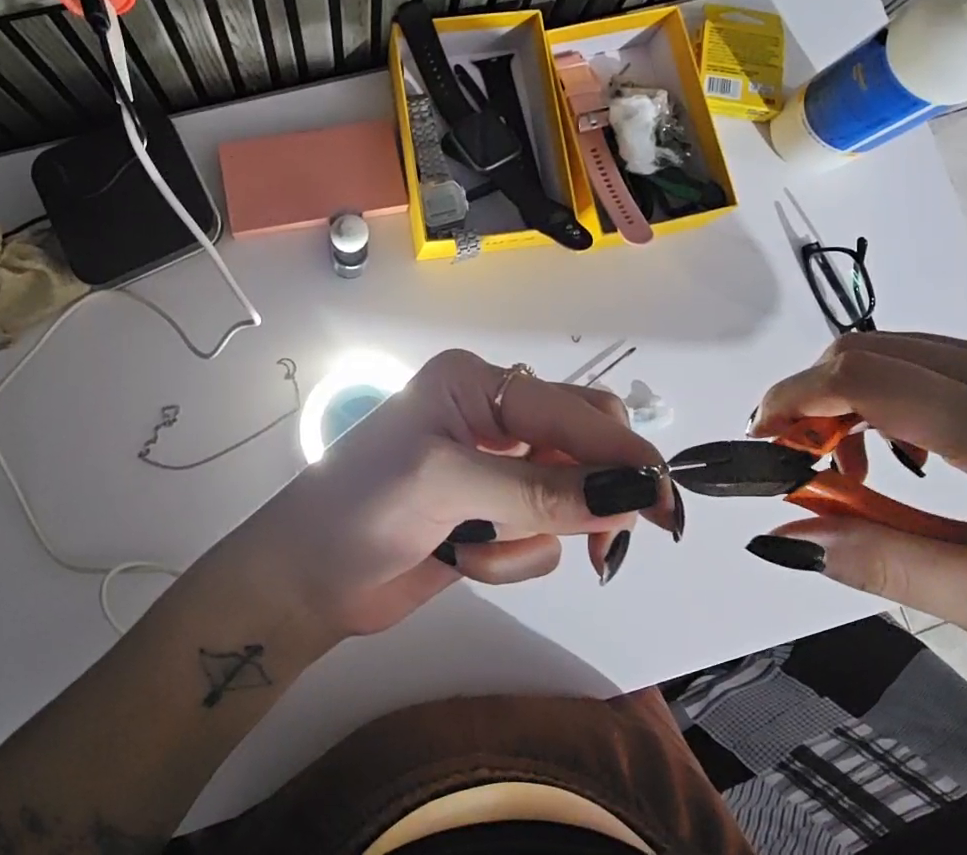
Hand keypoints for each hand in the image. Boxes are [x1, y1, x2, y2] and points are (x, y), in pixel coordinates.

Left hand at [205, 349, 679, 639]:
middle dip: (587, 495)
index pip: (573, 409)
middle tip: (601, 542)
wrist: (304, 582)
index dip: (621, 451)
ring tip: (480, 550)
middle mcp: (490, 419)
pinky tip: (467, 561)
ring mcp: (492, 472)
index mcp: (476, 385)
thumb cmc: (360, 510)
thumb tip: (632, 492)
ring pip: (568, 499)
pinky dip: (515, 558)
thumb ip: (540, 489)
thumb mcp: (446, 483)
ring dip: (533, 536)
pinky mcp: (491, 519)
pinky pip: (543, 537)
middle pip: (583, 448)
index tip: (662, 501)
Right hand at [750, 332, 966, 701]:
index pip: (869, 379)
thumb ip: (878, 562)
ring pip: (897, 349)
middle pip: (873, 350)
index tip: (760, 439)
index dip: (795, 399)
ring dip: (847, 393)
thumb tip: (780, 535)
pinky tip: (896, 447)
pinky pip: (932, 359)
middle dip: (813, 396)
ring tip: (844, 462)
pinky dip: (886, 392)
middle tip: (797, 460)